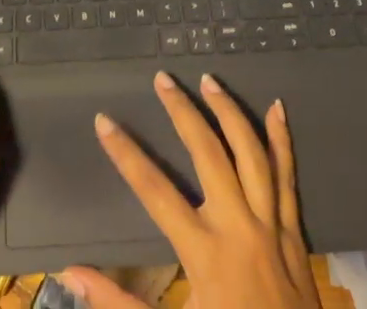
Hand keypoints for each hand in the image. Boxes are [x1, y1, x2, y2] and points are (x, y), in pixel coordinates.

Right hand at [61, 73, 319, 308]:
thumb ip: (117, 301)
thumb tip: (70, 273)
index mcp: (203, 252)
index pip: (155, 191)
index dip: (126, 154)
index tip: (104, 122)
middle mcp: (238, 227)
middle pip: (209, 155)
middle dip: (183, 113)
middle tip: (163, 79)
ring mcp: (271, 224)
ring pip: (251, 155)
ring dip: (230, 113)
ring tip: (209, 80)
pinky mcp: (295, 231)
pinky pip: (289, 176)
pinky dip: (283, 140)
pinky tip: (277, 109)